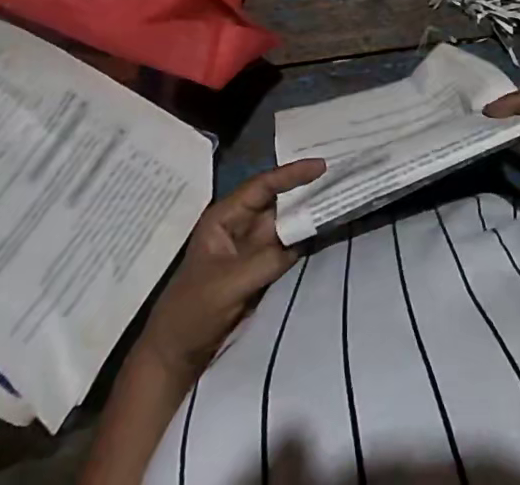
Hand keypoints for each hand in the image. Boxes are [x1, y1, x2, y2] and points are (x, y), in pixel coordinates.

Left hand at [136, 159, 325, 379]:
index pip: (262, 188)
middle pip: (278, 203)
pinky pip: (289, 250)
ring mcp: (253, 250)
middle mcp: (241, 228)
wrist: (178, 353)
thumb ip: (266, 260)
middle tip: (341, 177)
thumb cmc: (192, 310)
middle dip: (306, 190)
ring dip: (310, 215)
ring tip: (341, 200)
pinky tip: (328, 233)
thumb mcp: (227, 283)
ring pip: (286, 225)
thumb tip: (303, 238)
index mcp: (224, 219)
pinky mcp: (262, 272)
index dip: (291, 175)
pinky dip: (307, 241)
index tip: (321, 165)